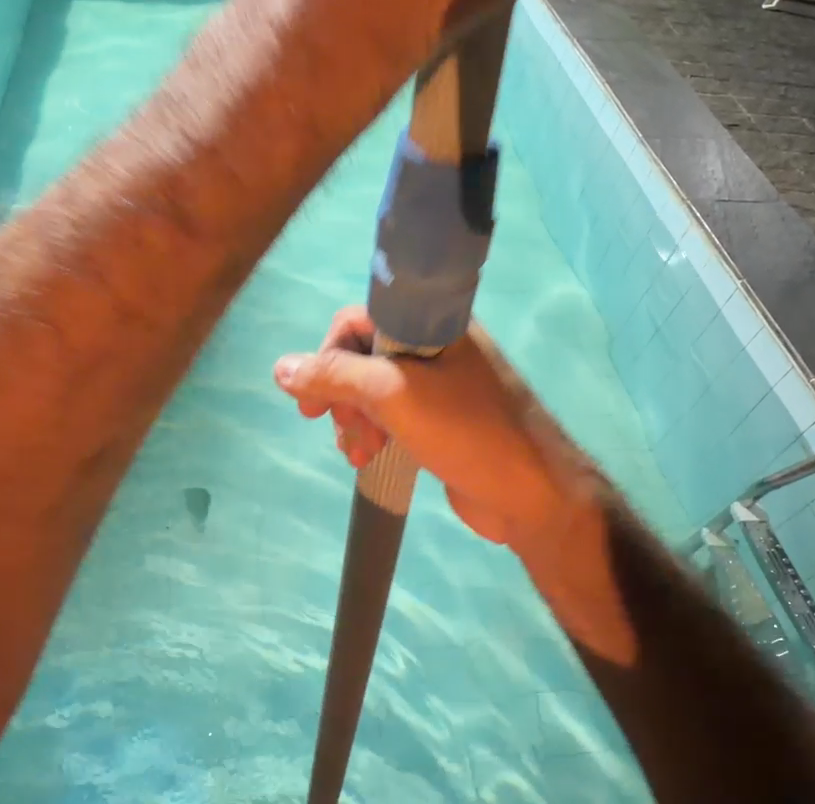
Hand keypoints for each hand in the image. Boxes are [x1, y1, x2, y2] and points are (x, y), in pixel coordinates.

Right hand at [272, 307, 608, 545]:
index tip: (311, 397)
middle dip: (340, 393)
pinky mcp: (441, 420)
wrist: (533, 496)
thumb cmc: (465, 430)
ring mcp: (440, 385)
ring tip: (356, 453)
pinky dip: (373, 431)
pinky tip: (368, 458)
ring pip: (373, 389)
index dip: (327, 353)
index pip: (359, 319)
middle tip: (330, 426)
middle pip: (362, 355)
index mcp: (432, 324)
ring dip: (353, 418)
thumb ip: (335, 376)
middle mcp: (435, 347)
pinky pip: (392, 414)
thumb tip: (280, 368)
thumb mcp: (392, 395)